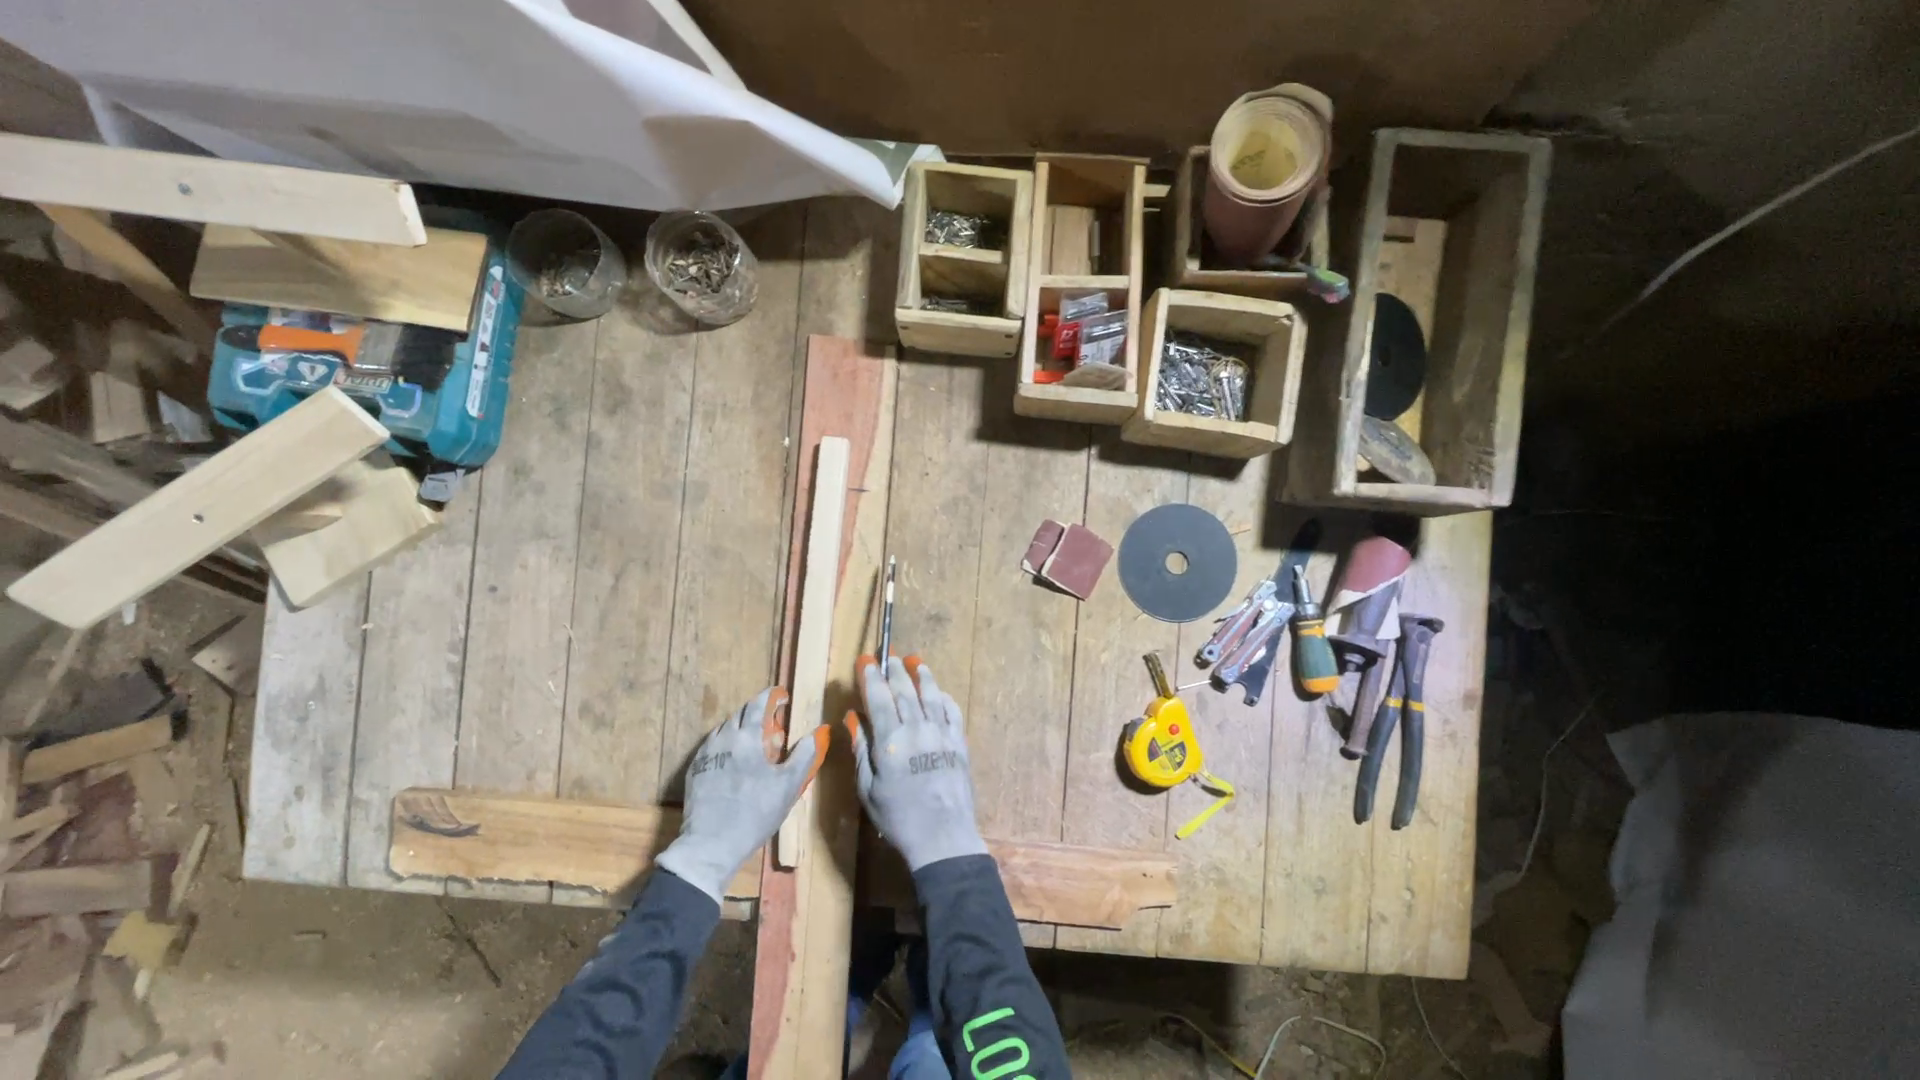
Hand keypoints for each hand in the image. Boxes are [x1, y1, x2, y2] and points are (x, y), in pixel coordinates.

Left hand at [657, 687, 826, 902]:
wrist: (712, 843)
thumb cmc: (756, 813)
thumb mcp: (789, 785)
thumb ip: (804, 755)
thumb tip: (818, 732)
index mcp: (747, 737)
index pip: (759, 705)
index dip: (772, 697)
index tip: (782, 697)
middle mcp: (723, 738)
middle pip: (740, 714)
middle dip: (756, 711)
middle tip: (771, 721)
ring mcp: (705, 754)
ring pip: (724, 729)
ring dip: (740, 727)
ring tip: (752, 741)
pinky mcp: (694, 769)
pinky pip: (711, 745)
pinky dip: (725, 743)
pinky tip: (732, 759)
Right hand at [851, 656, 987, 871]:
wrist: (942, 836)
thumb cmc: (898, 818)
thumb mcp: (868, 788)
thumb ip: (861, 750)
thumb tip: (853, 718)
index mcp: (891, 740)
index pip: (879, 698)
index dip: (871, 677)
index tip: (866, 661)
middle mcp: (917, 729)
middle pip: (905, 691)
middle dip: (895, 671)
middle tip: (889, 656)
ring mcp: (942, 734)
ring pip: (931, 695)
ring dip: (922, 676)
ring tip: (915, 662)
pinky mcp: (959, 743)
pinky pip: (952, 712)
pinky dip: (944, 698)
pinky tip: (939, 692)